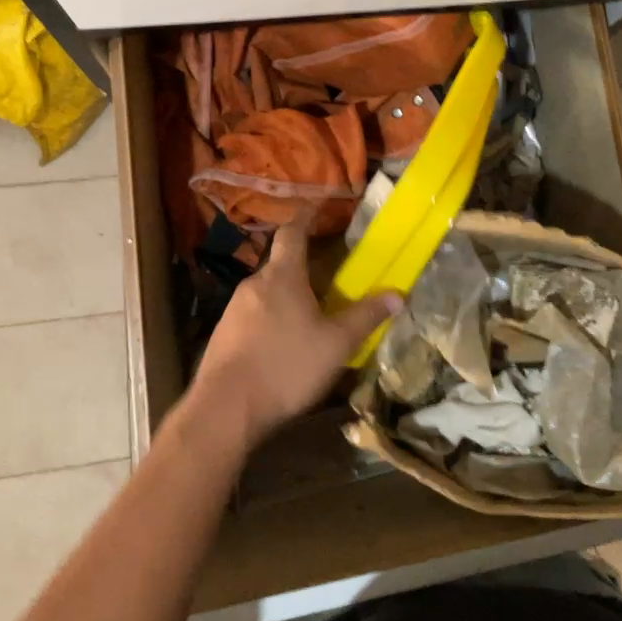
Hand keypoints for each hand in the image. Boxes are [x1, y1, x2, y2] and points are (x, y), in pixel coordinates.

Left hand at [188, 217, 397, 450]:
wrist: (224, 411)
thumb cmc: (286, 367)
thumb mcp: (336, 344)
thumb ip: (366, 317)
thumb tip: (399, 294)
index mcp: (282, 276)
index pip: (292, 233)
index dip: (306, 218)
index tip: (318, 209)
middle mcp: (254, 285)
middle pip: (281, 265)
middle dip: (304, 269)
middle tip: (329, 280)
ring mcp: (233, 311)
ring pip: (267, 293)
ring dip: (288, 298)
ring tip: (310, 317)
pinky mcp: (223, 337)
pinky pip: (253, 317)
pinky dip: (272, 321)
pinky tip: (284, 346)